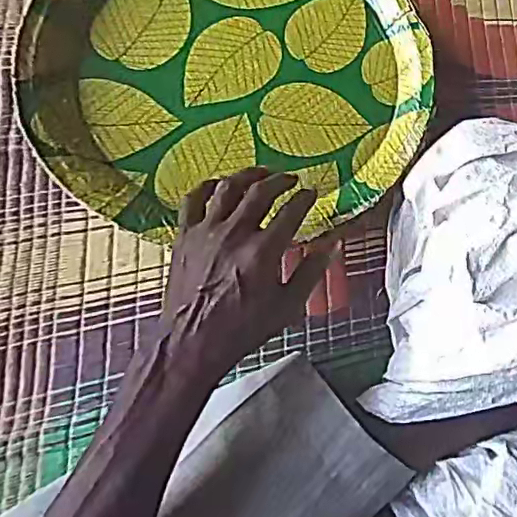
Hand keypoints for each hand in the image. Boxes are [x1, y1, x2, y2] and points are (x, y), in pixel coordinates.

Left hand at [141, 168, 335, 387]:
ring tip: (260, 174)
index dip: (305, 198)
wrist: (192, 342)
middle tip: (291, 179)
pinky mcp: (184, 236)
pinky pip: (193, 199)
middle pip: (260, 191)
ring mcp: (206, 232)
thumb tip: (332, 245)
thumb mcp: (288, 305)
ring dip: (248, 175)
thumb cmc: (242, 328)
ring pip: (227, 187)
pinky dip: (208, 187)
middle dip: (281, 180)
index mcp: (263, 251)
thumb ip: (312, 271)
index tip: (312, 193)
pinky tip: (218, 185)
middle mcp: (234, 234)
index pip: (291, 211)